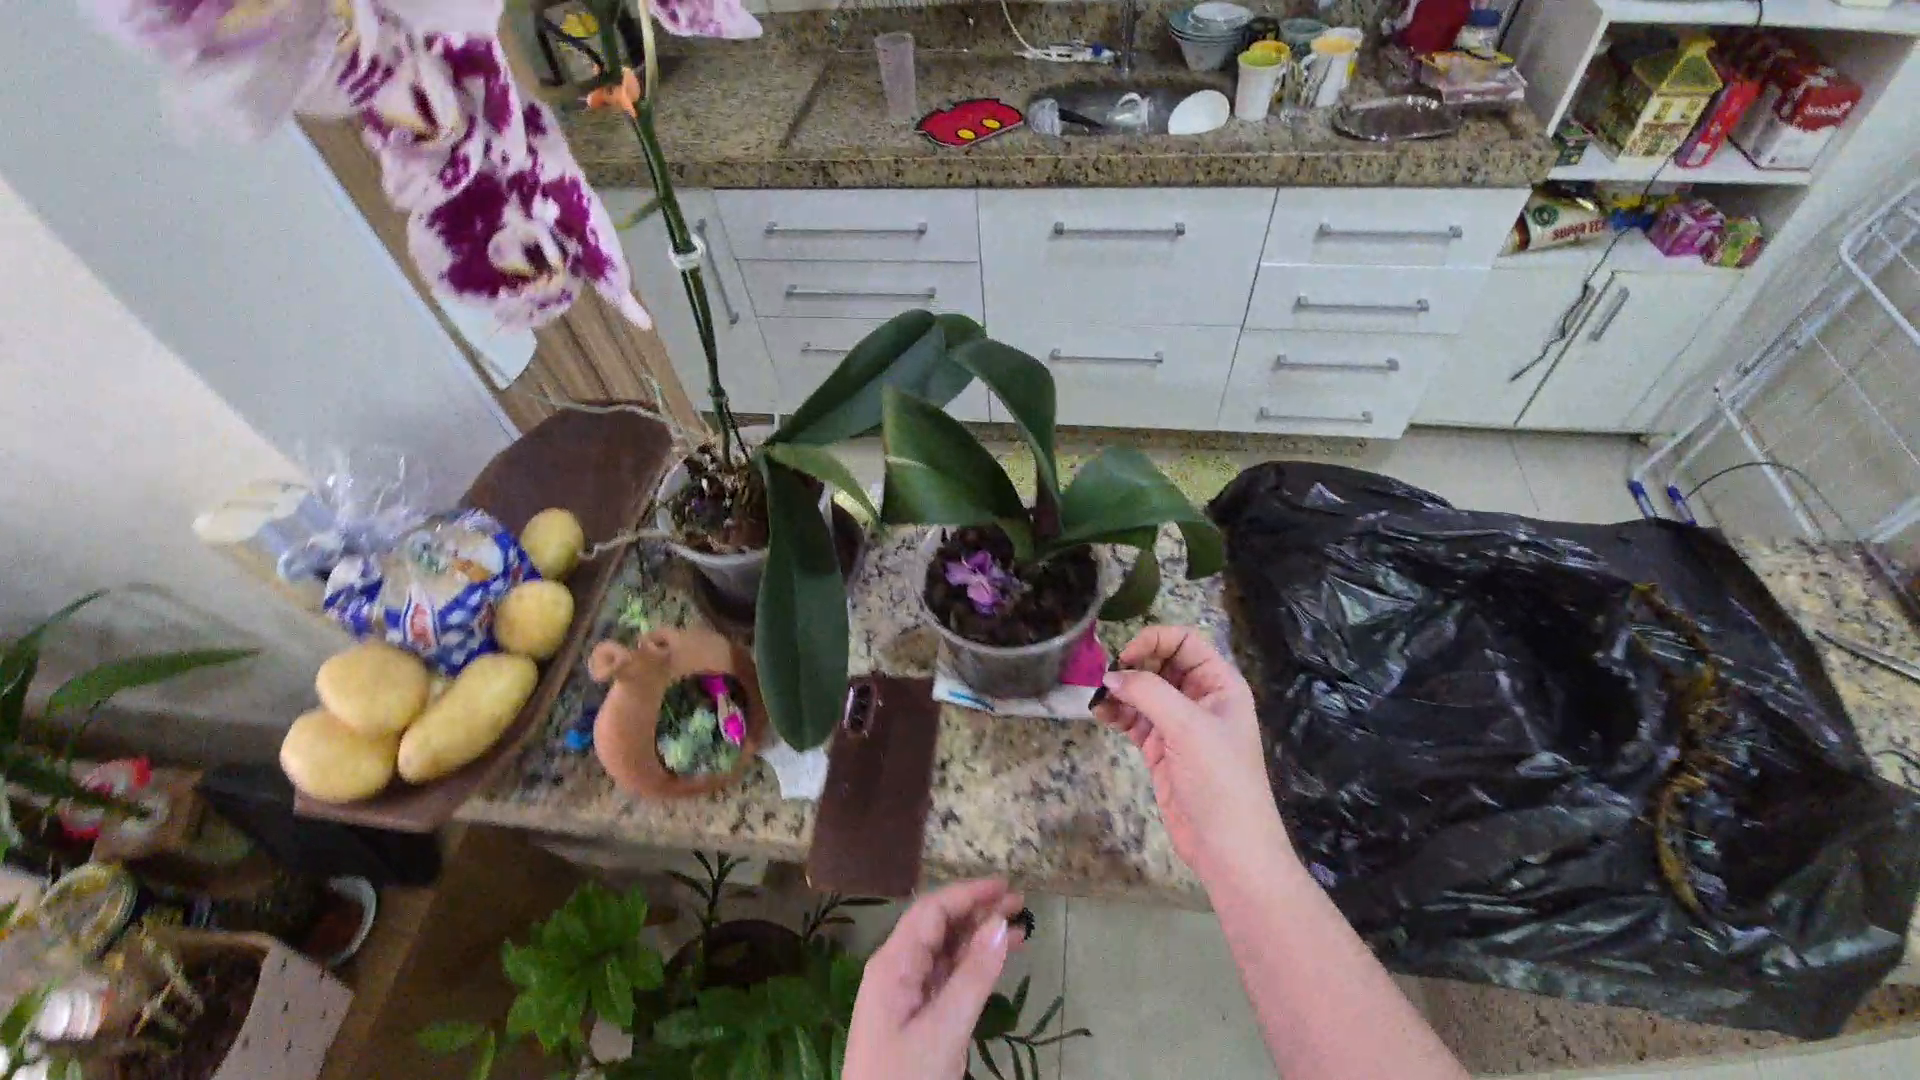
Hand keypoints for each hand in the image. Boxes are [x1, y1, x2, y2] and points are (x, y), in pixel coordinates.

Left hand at [843, 879, 1024, 1079]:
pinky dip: (974, 965)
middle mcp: (896, 970)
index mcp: (892, 964)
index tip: (1006, 886)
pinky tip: (999, 960)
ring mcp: (906, 994)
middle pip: (939, 926)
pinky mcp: (917, 1016)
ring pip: (946, 951)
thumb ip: (974, 975)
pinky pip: (947, 977)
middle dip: (978, 911)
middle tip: (1021, 904)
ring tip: (1020, 928)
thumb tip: (1001, 924)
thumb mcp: (944, 1030)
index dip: (969, 893)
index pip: (932, 911)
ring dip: (980, 936)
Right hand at [1093, 626, 1290, 886]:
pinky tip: (1101, 714)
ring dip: (1120, 691)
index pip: (1185, 642)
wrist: (1228, 846)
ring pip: (1144, 692)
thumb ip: (1148, 693)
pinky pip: (1135, 719)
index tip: (1125, 657)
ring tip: (1098, 699)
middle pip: (1161, 664)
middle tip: (1106, 678)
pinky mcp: (1162, 749)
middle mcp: (1201, 699)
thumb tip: (1110, 676)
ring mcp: (1180, 725)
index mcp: (1220, 684)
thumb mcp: (1187, 727)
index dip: (1154, 641)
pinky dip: (1117, 713)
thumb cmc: (1219, 779)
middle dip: (1132, 666)